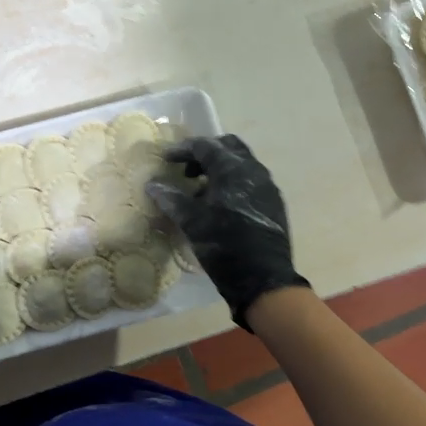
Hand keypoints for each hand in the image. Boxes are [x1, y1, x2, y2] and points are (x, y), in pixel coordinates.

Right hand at [146, 134, 308, 329]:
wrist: (264, 279)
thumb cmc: (224, 246)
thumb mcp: (192, 223)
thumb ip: (172, 200)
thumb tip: (152, 185)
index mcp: (233, 169)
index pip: (205, 146)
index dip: (182, 149)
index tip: (166, 158)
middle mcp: (253, 171)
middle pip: (228, 147)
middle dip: (205, 153)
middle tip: (186, 170)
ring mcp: (267, 186)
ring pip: (241, 164)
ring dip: (219, 168)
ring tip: (200, 190)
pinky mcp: (273, 203)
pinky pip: (250, 180)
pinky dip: (232, 182)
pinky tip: (219, 205)